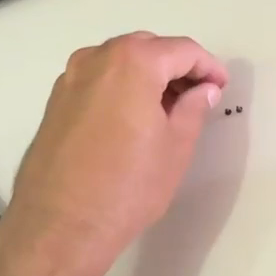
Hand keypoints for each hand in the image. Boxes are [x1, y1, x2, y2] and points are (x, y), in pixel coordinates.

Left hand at [0, 33, 227, 275]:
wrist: (60, 226)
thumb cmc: (127, 187)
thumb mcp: (176, 147)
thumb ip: (194, 108)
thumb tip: (203, 90)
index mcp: (132, 62)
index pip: (182, 50)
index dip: (208, 67)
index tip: (221, 87)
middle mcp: (96, 58)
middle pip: (148, 48)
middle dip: (176, 67)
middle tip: (197, 98)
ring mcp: (70, 78)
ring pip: (120, 62)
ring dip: (147, 76)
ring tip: (167, 111)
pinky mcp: (55, 101)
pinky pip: (98, 80)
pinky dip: (121, 88)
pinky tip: (133, 119)